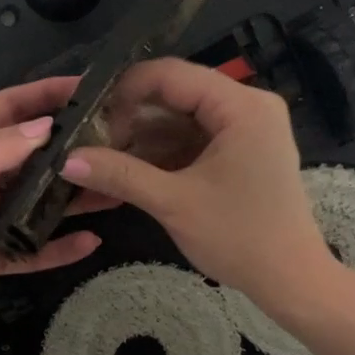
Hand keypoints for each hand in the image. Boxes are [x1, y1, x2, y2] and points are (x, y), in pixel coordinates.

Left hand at [0, 77, 102, 354]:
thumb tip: (43, 127)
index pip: (6, 111)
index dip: (43, 95)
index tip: (88, 89)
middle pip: (31, 156)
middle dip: (69, 146)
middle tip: (117, 142)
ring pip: (38, 203)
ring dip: (73, 196)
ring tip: (117, 188)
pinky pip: (32, 250)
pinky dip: (59, 247)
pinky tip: (91, 242)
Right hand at [61, 57, 329, 304]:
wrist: (290, 280)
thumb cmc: (239, 237)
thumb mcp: (173, 203)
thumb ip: (119, 175)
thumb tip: (64, 160)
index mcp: (241, 105)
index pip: (170, 74)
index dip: (123, 91)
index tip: (87, 119)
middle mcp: (247, 105)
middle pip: (174, 95)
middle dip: (129, 118)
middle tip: (89, 142)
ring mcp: (246, 129)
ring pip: (179, 120)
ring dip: (141, 140)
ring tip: (100, 160)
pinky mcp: (240, 152)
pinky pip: (192, 140)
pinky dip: (161, 155)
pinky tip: (127, 172)